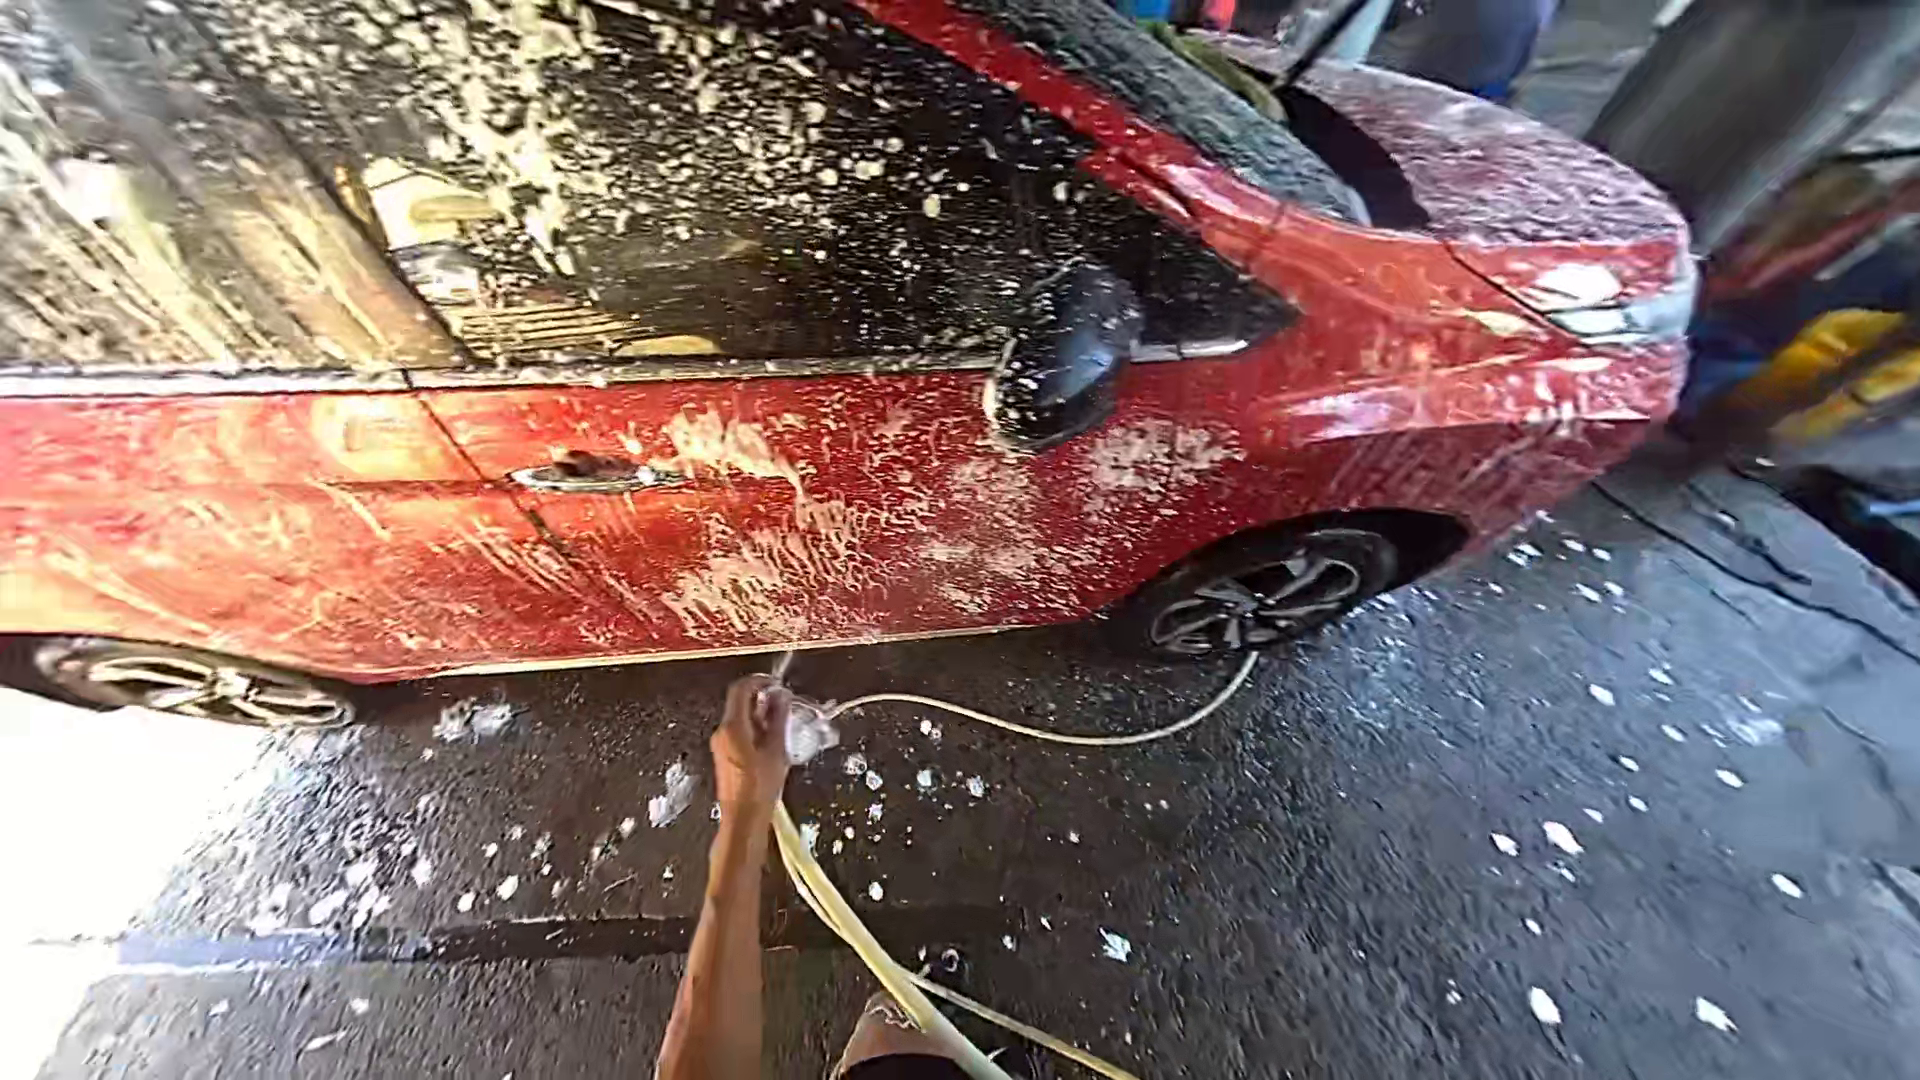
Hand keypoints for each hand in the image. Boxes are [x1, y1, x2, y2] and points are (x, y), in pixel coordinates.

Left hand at [711, 673, 792, 813]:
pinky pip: (739, 730)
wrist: (743, 818)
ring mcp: (720, 744)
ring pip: (740, 716)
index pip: (741, 689)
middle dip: (763, 699)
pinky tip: (771, 741)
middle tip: (785, 705)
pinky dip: (755, 727)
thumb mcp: (776, 748)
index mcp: (733, 727)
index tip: (776, 683)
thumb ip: (778, 718)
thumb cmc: (760, 786)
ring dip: (760, 714)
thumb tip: (781, 696)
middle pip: (740, 702)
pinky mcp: (724, 754)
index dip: (760, 681)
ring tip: (781, 725)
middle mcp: (722, 732)